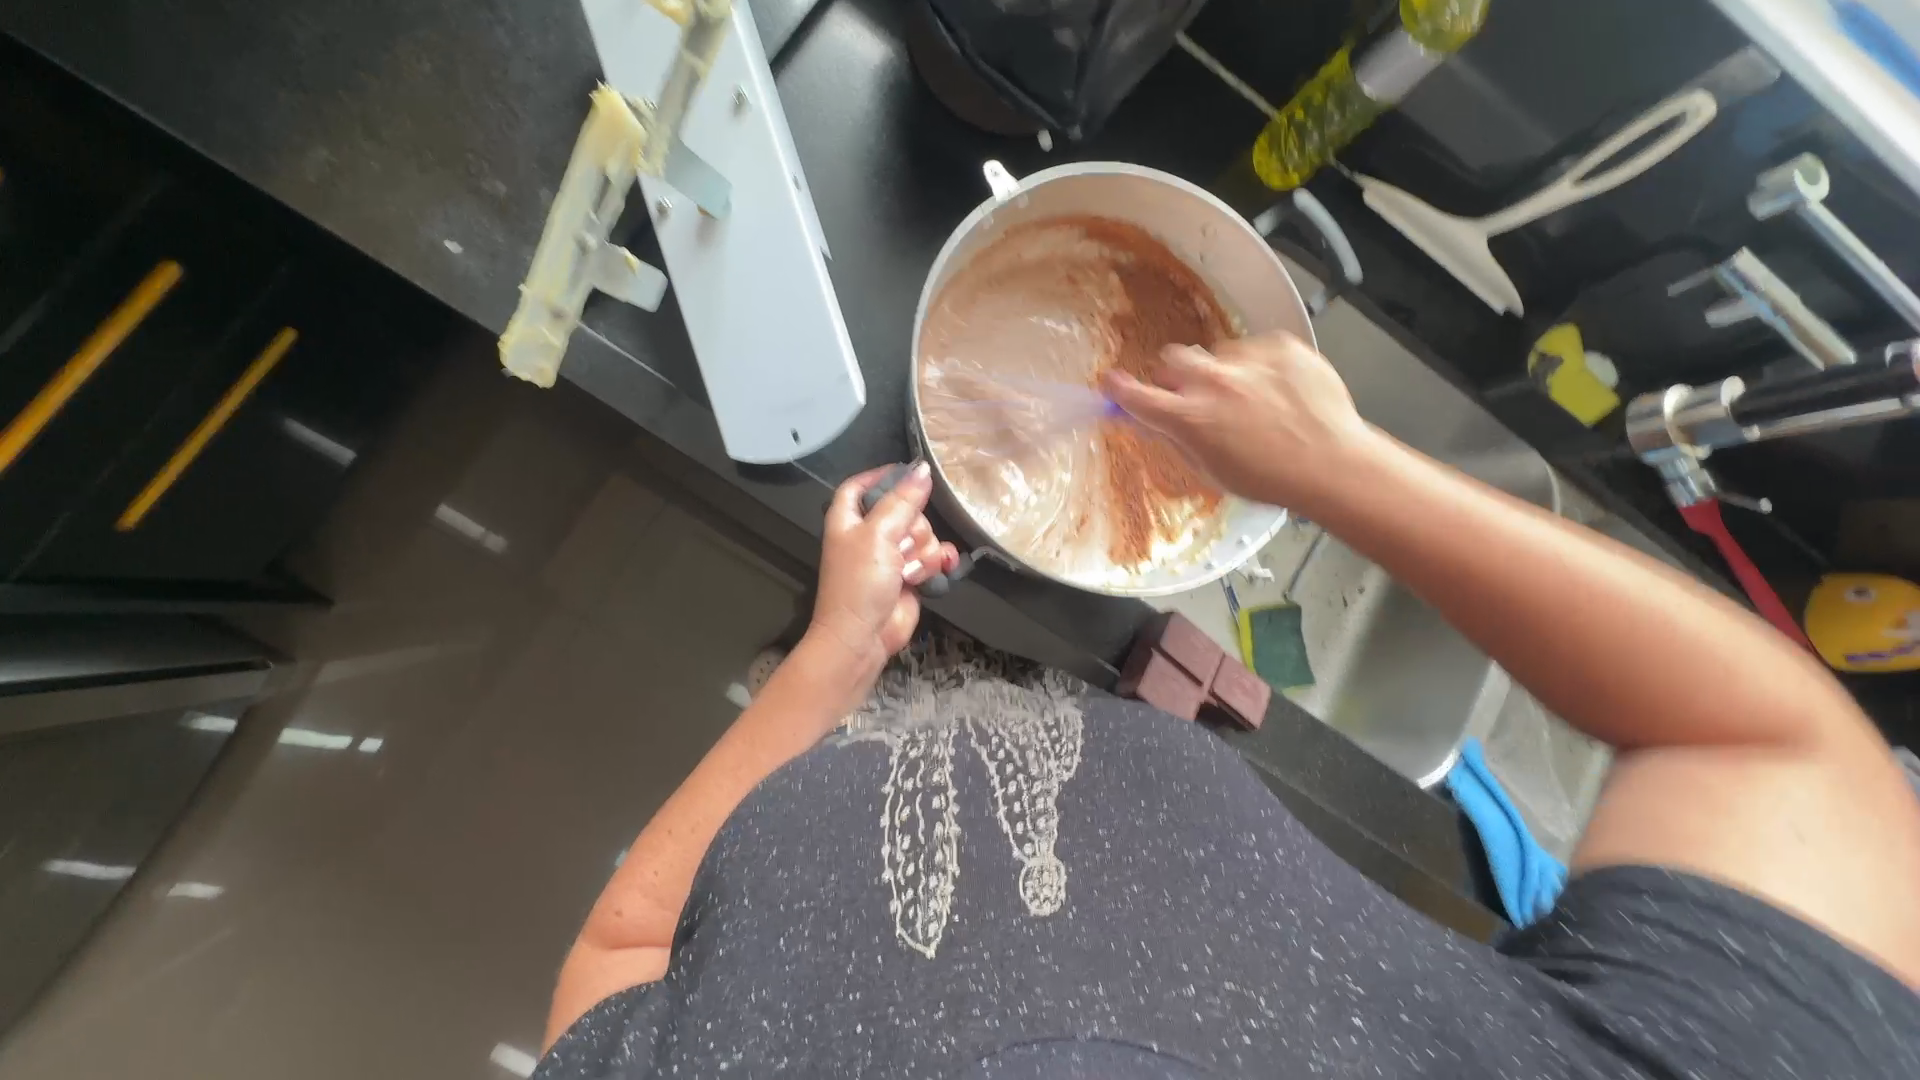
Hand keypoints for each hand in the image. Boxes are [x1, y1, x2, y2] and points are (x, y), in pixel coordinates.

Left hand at [808, 463, 959, 679]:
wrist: (863, 636)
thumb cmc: (859, 582)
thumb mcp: (878, 535)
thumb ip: (903, 501)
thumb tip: (922, 469)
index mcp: (849, 518)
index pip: (862, 485)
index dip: (882, 476)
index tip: (908, 472)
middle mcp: (870, 534)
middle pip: (905, 509)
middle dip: (914, 527)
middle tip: (903, 546)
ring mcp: (892, 556)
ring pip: (924, 534)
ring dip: (924, 552)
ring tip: (910, 572)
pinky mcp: (911, 575)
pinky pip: (935, 556)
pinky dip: (940, 562)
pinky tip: (944, 568)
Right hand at [1101, 332, 1374, 509]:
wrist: (1332, 465)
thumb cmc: (1271, 478)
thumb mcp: (1210, 470)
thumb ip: (1177, 439)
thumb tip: (1155, 421)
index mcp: (1190, 419)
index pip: (1137, 396)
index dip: (1119, 389)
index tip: (1112, 383)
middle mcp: (1213, 383)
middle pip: (1172, 359)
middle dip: (1177, 375)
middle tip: (1193, 394)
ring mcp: (1248, 361)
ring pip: (1216, 355)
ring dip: (1222, 372)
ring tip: (1251, 398)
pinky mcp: (1280, 346)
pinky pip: (1255, 348)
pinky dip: (1259, 366)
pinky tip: (1277, 391)